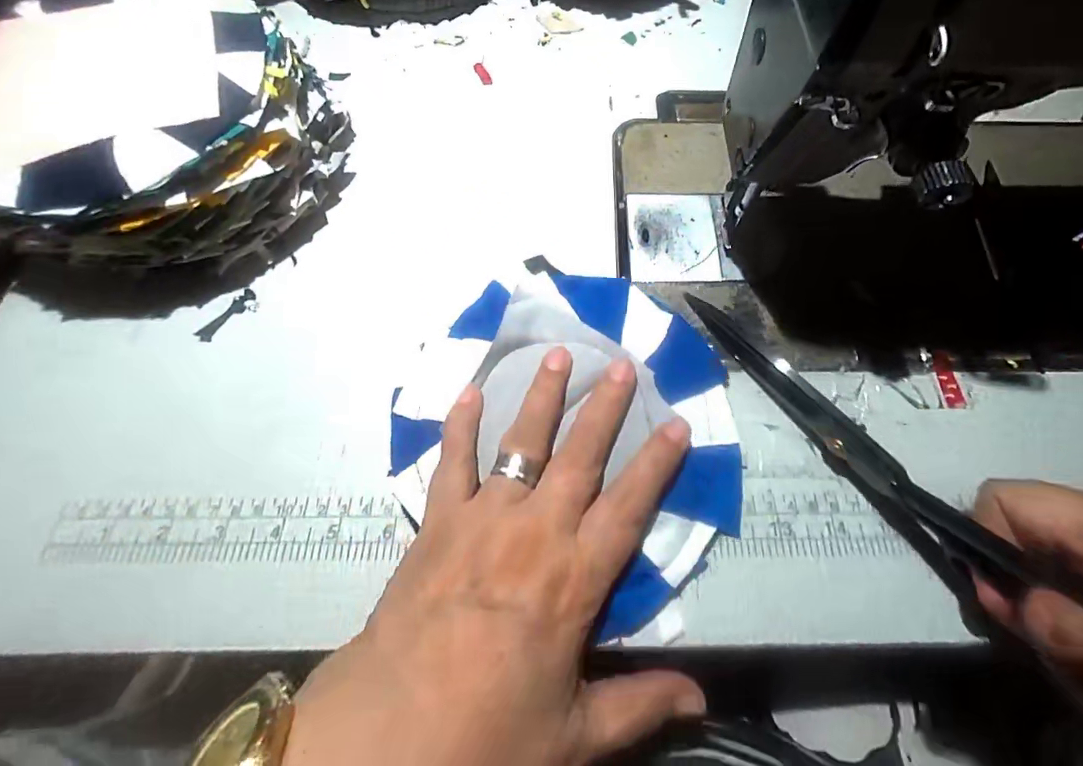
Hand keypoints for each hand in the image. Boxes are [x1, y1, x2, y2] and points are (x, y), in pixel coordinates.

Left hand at [285, 348, 703, 765]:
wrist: (381, 740)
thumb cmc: (484, 734)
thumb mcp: (573, 734)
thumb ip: (640, 705)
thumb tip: (701, 698)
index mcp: (574, 579)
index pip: (629, 507)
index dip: (657, 464)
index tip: (677, 424)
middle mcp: (535, 534)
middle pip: (579, 457)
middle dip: (604, 407)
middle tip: (622, 365)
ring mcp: (483, 522)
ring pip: (520, 445)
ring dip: (541, 397)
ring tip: (558, 355)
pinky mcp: (437, 525)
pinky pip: (451, 465)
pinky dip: (460, 427)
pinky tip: (470, 392)